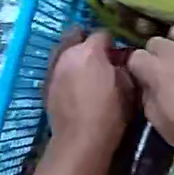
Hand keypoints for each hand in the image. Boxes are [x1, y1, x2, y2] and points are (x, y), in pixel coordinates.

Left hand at [46, 29, 132, 157]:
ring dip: (73, 55)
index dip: (111, 42)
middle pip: (76, 36)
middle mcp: (68, 54)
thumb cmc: (109, 115)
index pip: (102, 33)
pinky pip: (57, 68)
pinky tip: (73, 82)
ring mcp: (54, 68)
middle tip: (98, 56)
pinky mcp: (46, 84)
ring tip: (83, 68)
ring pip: (63, 51)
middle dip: (87, 42)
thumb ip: (123, 69)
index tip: (116, 53)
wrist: (80, 140)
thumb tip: (119, 62)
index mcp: (90, 51)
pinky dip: (65, 70)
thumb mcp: (127, 89)